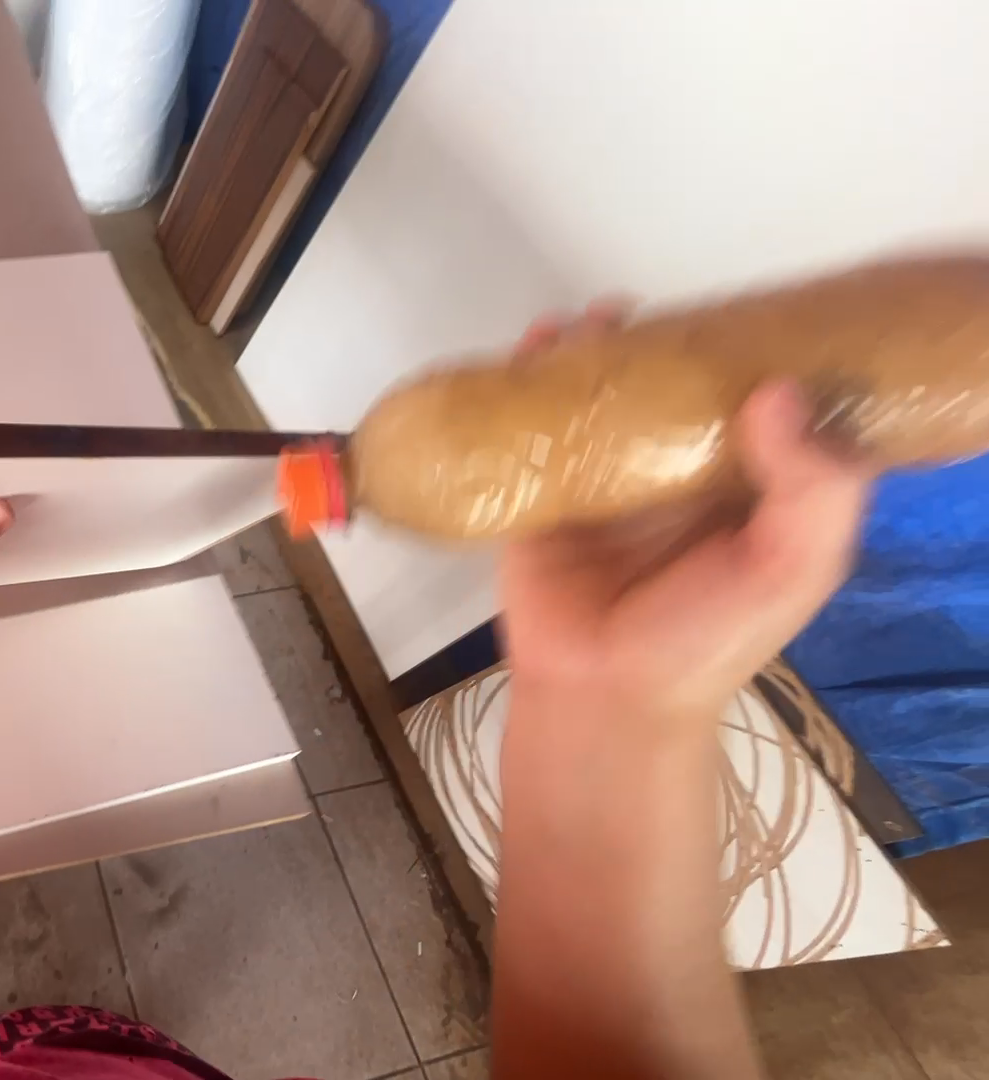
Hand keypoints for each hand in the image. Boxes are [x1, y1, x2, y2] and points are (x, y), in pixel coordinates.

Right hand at [497, 304, 873, 725]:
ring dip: (574, 365)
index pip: (742, 401)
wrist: (601, 687)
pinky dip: (513, 406)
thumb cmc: (703, 635)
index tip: (733, 307)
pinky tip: (512, 368)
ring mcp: (591, 485)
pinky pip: (523, 446)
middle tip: (629, 314)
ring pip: (584, 410)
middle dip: (641, 349)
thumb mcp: (792, 566)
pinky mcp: (533, 501)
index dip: (738, 351)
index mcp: (735, 482)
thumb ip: (811, 487)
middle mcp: (661, 473)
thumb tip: (774, 392)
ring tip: (570, 327)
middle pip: (652, 394)